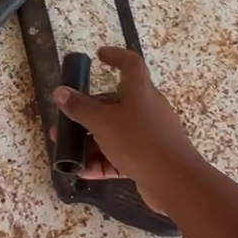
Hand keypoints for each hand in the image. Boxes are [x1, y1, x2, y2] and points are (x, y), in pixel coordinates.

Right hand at [54, 46, 209, 213]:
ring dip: (90, 140)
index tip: (99, 55)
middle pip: (114, 103)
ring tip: (67, 152)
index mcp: (139, 91)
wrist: (176, 183)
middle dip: (86, 113)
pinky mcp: (149, 159)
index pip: (130, 63)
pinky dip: (102, 161)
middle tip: (64, 123)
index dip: (115, 55)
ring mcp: (149, 135)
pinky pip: (121, 155)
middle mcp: (146, 109)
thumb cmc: (139, 141)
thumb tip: (60, 91)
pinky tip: (83, 171)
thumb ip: (79, 107)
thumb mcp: (103, 122)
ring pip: (115, 132)